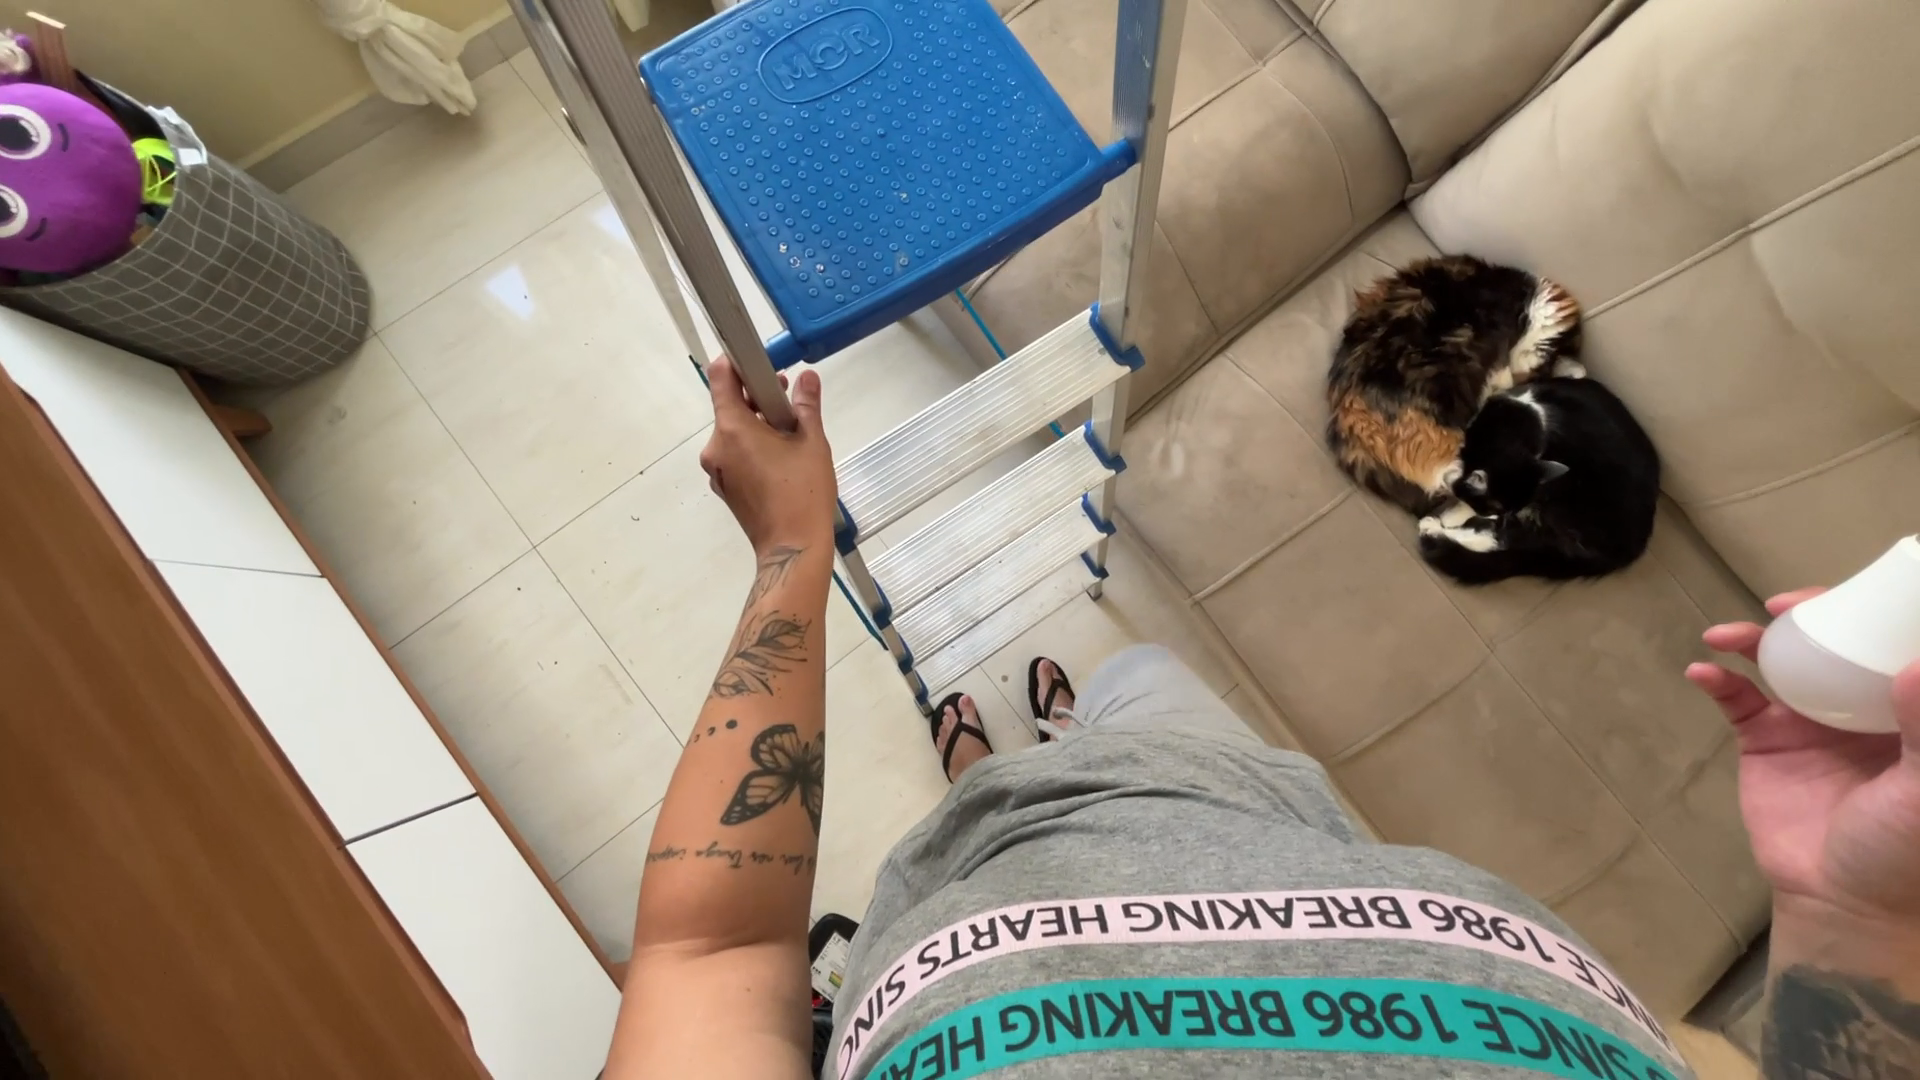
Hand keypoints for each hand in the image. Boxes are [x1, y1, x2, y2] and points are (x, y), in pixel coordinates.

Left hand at [698, 357, 835, 553]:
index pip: (720, 377)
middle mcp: (716, 447)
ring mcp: (717, 470)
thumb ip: (806, 406)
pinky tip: (782, 461)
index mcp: (732, 429)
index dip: (738, 363)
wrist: (792, 548)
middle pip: (729, 407)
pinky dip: (753, 449)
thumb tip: (808, 379)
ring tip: (792, 436)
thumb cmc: (803, 493)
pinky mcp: (725, 488)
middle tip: (789, 403)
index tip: (762, 366)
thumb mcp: (813, 443)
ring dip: (757, 426)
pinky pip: (735, 456)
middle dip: (757, 399)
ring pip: (734, 434)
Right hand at [1686, 589, 1919, 926]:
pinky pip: (1736, 698)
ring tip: (1728, 635)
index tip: (1859, 596)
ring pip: (1783, 663)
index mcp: (1915, 718)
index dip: (1883, 618)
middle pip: (1839, 648)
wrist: (1842, 897)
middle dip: (1815, 619)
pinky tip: (1703, 673)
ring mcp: (1812, 722)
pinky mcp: (1764, 738)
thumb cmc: (1906, 850)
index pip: (1899, 655)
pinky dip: (1717, 681)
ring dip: (1754, 641)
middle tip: (1788, 605)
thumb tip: (1914, 664)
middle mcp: (1869, 710)